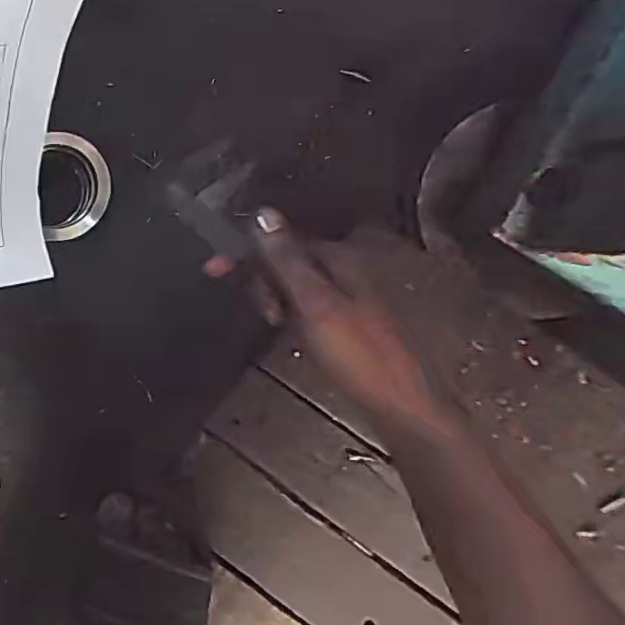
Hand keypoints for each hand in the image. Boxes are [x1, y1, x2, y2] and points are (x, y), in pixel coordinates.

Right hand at [218, 212, 459, 432]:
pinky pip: (314, 305)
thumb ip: (286, 258)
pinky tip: (295, 334)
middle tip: (264, 312)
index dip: (247, 255)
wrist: (409, 411)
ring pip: (300, 285)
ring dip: (279, 300)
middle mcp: (352, 268)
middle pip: (291, 261)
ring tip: (277, 326)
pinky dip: (296, 315)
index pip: (282, 241)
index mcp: (343, 258)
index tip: (214, 270)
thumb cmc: (359, 355)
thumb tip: (263, 213)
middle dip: (265, 280)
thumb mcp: (314, 303)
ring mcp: (357, 295)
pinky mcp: (358, 320)